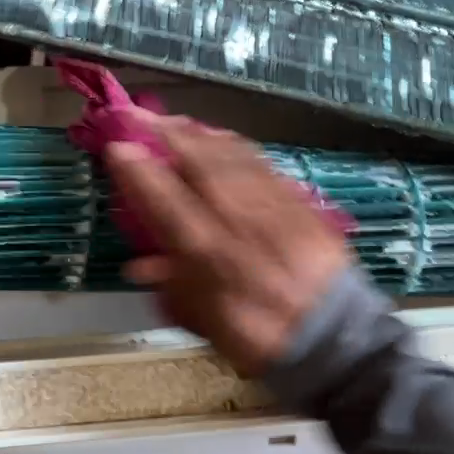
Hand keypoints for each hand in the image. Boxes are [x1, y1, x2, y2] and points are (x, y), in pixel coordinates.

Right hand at [108, 118, 350, 375]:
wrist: (338, 339)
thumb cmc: (263, 337)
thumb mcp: (208, 323)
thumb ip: (173, 288)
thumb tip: (138, 266)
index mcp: (211, 254)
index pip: (164, 199)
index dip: (137, 169)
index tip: (115, 147)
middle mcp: (238, 218)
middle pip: (196, 160)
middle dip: (162, 132)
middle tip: (135, 114)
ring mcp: (270, 202)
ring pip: (228, 152)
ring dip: (195, 131)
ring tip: (172, 121)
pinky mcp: (297, 197)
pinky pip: (257, 158)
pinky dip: (231, 142)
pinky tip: (218, 136)